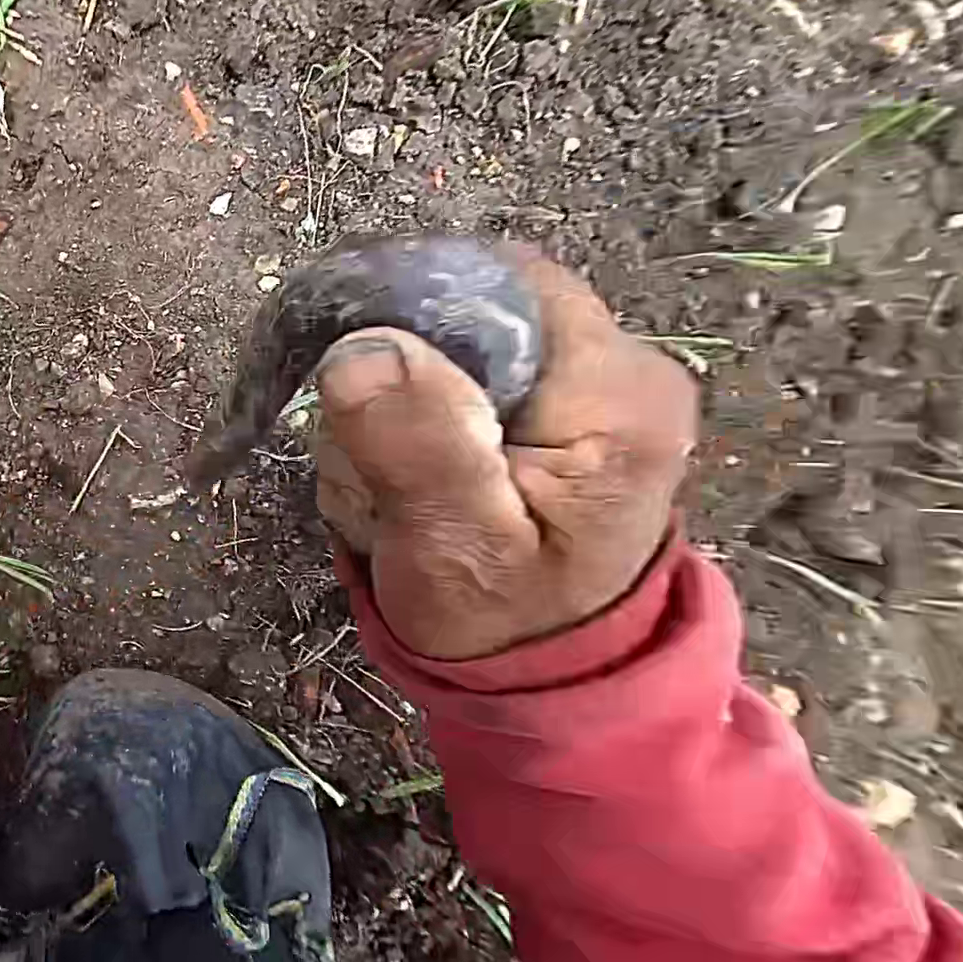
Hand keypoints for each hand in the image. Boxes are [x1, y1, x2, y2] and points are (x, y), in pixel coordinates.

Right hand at [314, 256, 695, 659]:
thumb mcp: (455, 547)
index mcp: (611, 392)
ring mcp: (565, 389)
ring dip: (382, 417)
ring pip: (432, 355)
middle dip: (388, 384)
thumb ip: (419, 447)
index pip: (496, 283)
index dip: (410, 307)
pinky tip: (396, 487)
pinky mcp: (527, 411)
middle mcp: (602, 370)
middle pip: (456, 319)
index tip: (351, 368)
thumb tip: (358, 348)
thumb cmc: (501, 623)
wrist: (533, 677)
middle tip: (370, 470)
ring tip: (386, 495)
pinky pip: (434, 386)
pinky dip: (394, 431)